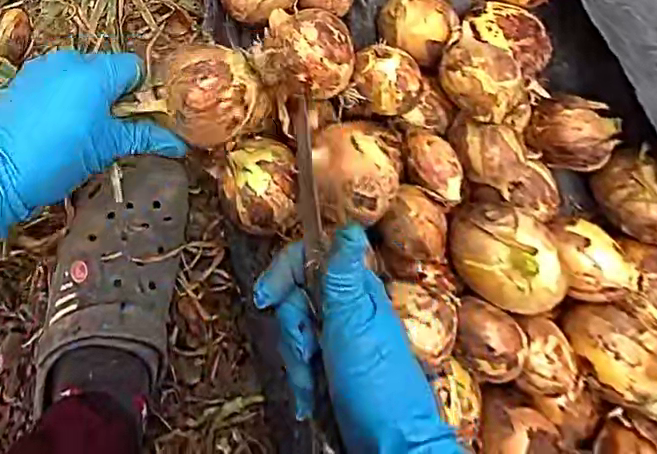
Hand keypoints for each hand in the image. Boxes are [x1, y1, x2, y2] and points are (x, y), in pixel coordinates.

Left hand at [0, 50, 187, 236]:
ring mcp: (47, 64)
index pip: (134, 68)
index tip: (135, 117)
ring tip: (80, 126)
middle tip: (109, 126)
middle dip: (114, 93)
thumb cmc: (58, 157)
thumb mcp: (106, 148)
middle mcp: (73, 59)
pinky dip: (65, 92)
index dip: (140, 92)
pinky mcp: (27, 75)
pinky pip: (59, 77)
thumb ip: (143, 136)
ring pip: (83, 72)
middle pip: (109, 68)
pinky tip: (58, 120)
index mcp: (97, 72)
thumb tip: (178, 143)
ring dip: (89, 92)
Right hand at [253, 226, 460, 453]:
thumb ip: (343, 274)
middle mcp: (344, 307)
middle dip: (293, 328)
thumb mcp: (354, 322)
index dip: (283, 271)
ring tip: (313, 384)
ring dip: (296, 360)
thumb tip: (350, 225)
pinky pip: (299, 362)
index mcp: (354, 287)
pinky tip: (310, 399)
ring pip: (294, 331)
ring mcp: (336, 339)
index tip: (265, 297)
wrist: (391, 448)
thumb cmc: (375, 383)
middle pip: (294, 296)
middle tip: (309, 353)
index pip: (307, 256)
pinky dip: (300, 381)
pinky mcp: (329, 369)